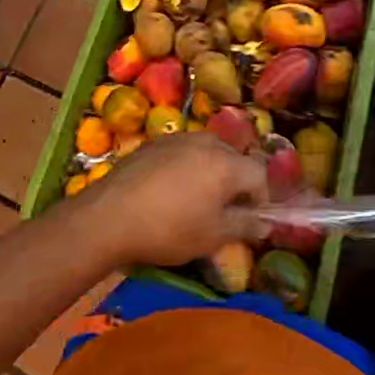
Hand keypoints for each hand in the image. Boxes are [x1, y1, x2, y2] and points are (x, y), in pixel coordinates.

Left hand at [66, 133, 266, 266]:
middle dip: (236, 183)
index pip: (259, 174)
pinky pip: (182, 151)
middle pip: (234, 158)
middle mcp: (206, 142)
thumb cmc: (169, 229)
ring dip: (210, 172)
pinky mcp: (154, 142)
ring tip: (195, 199)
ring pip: (207, 152)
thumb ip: (245, 226)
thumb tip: (265, 223)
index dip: (260, 199)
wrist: (109, 216)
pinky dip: (185, 167)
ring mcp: (177, 138)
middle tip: (223, 211)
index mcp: (227, 163)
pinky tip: (169, 190)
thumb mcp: (212, 236)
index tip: (248, 220)